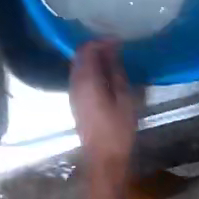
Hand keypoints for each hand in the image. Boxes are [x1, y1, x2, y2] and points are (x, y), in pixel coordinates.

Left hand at [70, 40, 136, 179]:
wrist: (104, 158)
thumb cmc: (118, 129)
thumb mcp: (124, 98)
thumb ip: (116, 72)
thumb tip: (113, 52)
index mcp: (87, 81)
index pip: (87, 50)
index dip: (101, 41)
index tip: (118, 40)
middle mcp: (75, 84)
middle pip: (79, 56)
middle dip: (96, 48)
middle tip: (116, 47)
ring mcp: (73, 94)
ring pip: (78, 66)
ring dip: (93, 59)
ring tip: (114, 59)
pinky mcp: (75, 102)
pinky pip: (79, 77)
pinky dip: (91, 70)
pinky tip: (106, 75)